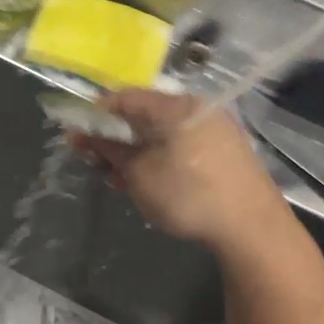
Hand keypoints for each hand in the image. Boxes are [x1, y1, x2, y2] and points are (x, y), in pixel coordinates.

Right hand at [66, 91, 290, 253]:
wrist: (250, 226)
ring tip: (116, 179)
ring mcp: (210, 130)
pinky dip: (153, 158)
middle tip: (92, 161)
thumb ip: (108, 149)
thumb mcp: (137, 173)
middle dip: (111, 136)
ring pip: (158, 134)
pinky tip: (142, 182)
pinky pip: (176, 146)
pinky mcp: (220, 151)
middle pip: (141, 115)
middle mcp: (195, 110)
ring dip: (131, 152)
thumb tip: (81, 133)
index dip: (93, 113)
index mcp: (175, 107)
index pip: (124, 97)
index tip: (73, 134)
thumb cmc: (186, 194)